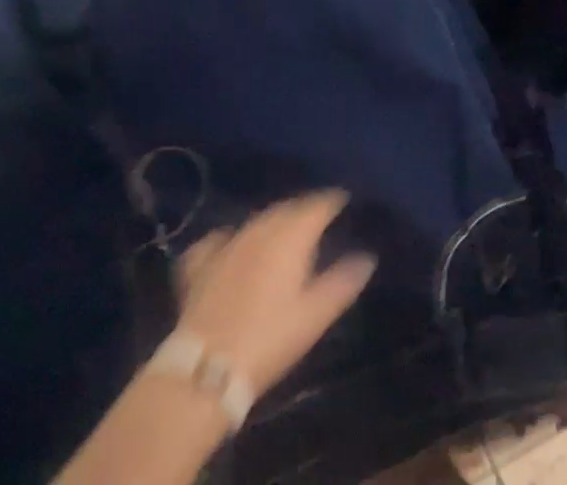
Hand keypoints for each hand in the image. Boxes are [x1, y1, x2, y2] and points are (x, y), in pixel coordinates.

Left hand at [173, 191, 376, 392]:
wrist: (208, 366)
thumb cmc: (270, 338)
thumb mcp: (315, 314)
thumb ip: (343, 282)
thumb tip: (367, 258)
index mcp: (290, 239)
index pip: (315, 207)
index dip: (331, 200)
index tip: (342, 199)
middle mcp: (258, 233)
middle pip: (284, 209)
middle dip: (303, 208)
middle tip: (317, 215)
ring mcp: (226, 247)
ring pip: (254, 222)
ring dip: (272, 220)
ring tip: (284, 228)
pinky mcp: (199, 267)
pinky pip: (218, 241)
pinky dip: (231, 238)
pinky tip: (232, 244)